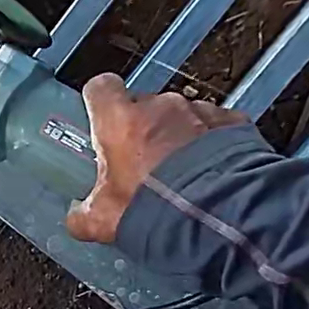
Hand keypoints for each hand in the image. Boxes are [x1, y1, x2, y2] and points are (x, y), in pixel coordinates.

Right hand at [66, 74, 249, 243]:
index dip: (100, 101)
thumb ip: (84, 214)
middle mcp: (159, 107)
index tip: (100, 118)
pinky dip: (211, 144)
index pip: (100, 88)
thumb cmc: (158, 210)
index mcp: (120, 121)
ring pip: (180, 116)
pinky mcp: (231, 123)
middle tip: (143, 165)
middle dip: (141, 129)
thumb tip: (77, 218)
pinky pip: (215, 126)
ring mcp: (198, 111)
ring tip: (181, 174)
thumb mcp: (105, 220)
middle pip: (143, 105)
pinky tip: (210, 172)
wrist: (219, 216)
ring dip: (177, 138)